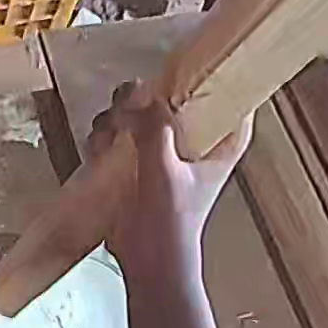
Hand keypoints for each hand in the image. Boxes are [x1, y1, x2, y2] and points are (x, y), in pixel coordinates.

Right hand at [90, 80, 252, 267]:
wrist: (148, 262)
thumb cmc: (170, 222)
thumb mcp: (165, 173)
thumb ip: (153, 131)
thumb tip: (134, 92)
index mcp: (221, 139)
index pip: (228, 91)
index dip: (208, 73)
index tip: (181, 65)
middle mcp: (193, 140)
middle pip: (170, 98)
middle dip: (143, 99)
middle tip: (126, 106)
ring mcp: (161, 153)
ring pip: (137, 117)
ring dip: (118, 119)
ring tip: (107, 133)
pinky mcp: (134, 167)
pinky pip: (117, 139)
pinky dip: (105, 139)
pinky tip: (98, 148)